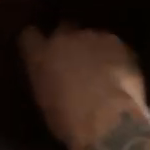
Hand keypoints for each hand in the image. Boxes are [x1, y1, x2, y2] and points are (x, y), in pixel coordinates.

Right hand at [19, 25, 146, 149]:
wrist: (106, 121)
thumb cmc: (68, 121)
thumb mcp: (46, 101)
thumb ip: (48, 80)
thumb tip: (54, 77)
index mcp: (40, 56)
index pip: (29, 36)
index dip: (37, 43)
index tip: (42, 53)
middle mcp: (64, 38)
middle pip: (64, 28)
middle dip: (69, 41)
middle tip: (75, 61)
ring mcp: (94, 38)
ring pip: (92, 37)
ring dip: (94, 49)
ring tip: (102, 71)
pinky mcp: (119, 44)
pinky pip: (113, 47)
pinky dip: (114, 57)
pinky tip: (119, 74)